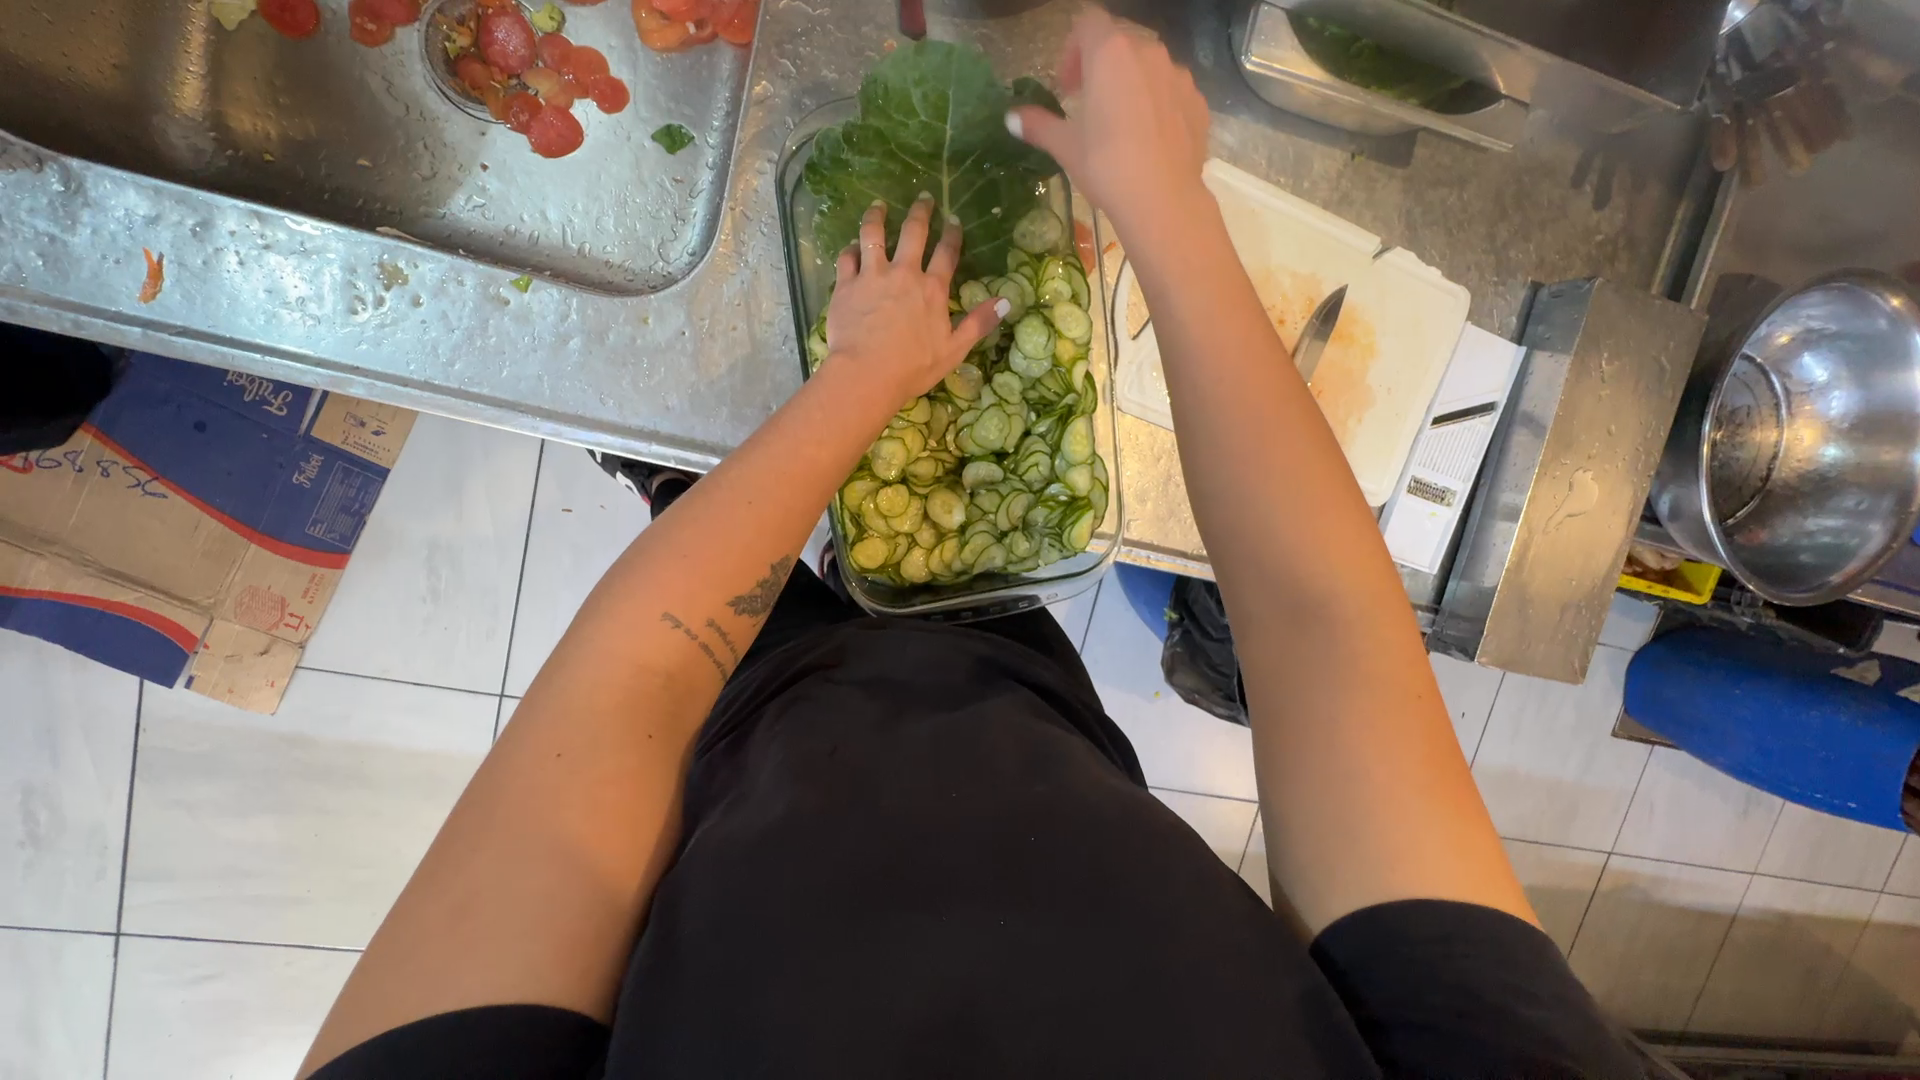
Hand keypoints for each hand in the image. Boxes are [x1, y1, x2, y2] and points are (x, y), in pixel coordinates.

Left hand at [824, 195, 1008, 401]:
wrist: (866, 373)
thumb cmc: (913, 367)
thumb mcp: (954, 350)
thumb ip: (978, 323)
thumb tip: (1006, 301)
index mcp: (932, 289)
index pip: (946, 253)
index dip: (952, 234)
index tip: (954, 218)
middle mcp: (903, 273)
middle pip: (913, 233)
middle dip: (920, 212)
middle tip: (923, 198)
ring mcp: (871, 276)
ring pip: (874, 234)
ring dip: (877, 216)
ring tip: (878, 205)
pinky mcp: (846, 285)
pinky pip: (847, 258)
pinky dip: (850, 248)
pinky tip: (852, 245)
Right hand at [1007, 8, 1210, 234]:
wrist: (1162, 200)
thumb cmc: (1106, 166)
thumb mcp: (1066, 147)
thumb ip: (1039, 125)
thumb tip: (1010, 118)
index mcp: (1110, 53)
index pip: (1087, 24)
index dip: (1072, 50)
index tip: (1067, 87)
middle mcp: (1148, 52)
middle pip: (1120, 42)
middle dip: (1101, 66)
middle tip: (1089, 104)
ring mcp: (1178, 75)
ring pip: (1148, 67)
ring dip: (1131, 84)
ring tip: (1121, 124)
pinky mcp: (1197, 101)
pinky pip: (1171, 92)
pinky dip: (1157, 104)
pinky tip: (1148, 139)